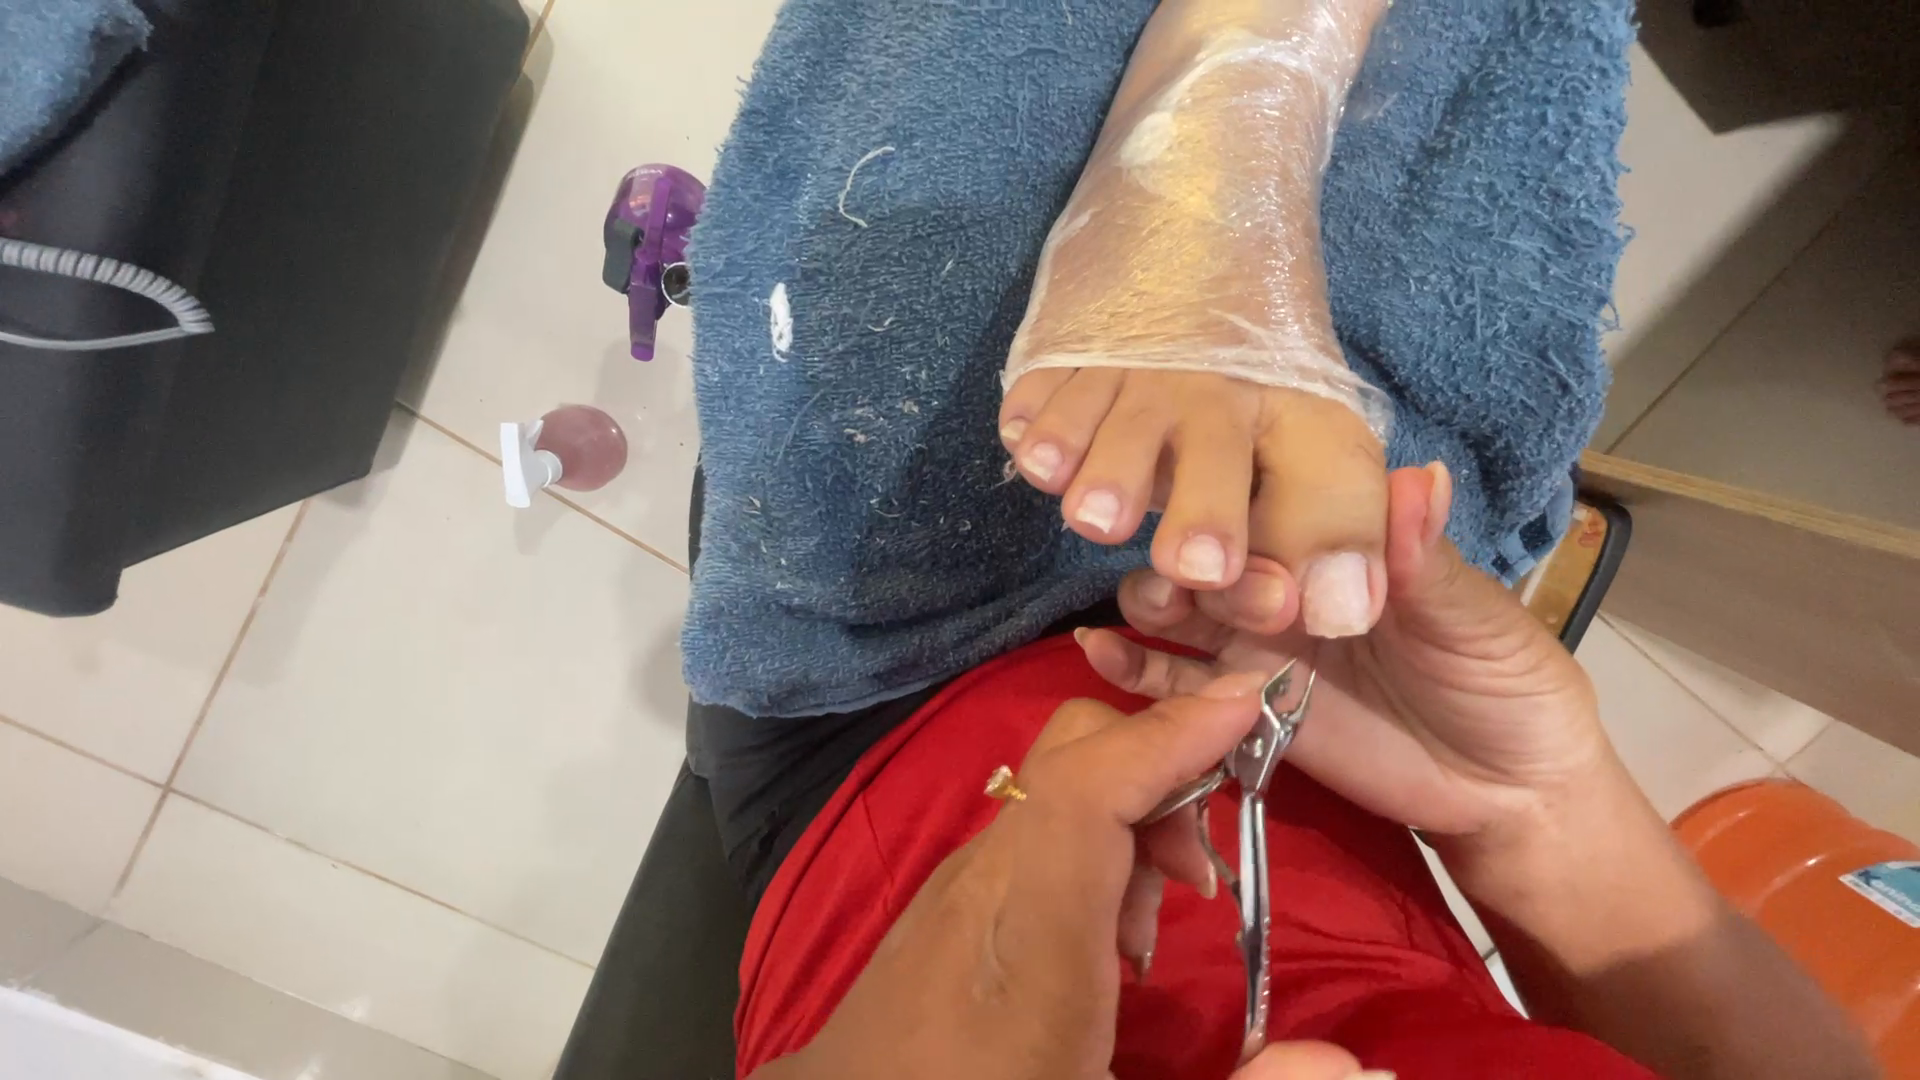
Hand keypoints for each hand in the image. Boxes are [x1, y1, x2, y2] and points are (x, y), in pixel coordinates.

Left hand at [756, 680, 1378, 1079]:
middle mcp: (985, 877)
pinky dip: (1089, 849)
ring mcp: (957, 881)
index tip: (1246, 701)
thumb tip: (1346, 1056)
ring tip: (1149, 932)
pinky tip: (1101, 941)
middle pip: (1072, 756)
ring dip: (1129, 821)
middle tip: (1202, 880)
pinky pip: (1030, 828)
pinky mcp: (947, 899)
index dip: (1170, 733)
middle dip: (1164, 775)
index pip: (1092, 785)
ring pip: (1056, 786)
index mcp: (1029, 929)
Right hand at [1077, 463, 1617, 843]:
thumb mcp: (1474, 619)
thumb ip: (1422, 560)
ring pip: (1174, 608)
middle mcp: (1276, 584)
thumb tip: (1414, 473)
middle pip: (1206, 553)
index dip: (1243, 510)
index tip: (1234, 524)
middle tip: (1203, 586)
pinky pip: (1168, 678)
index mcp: (1327, 549)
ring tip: (1152, 609)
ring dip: (1151, 600)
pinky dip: (1130, 664)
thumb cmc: (1504, 684)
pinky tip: (1098, 651)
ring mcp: (1247, 642)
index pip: (1265, 508)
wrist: (1503, 792)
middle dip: (1189, 559)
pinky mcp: (1231, 699)